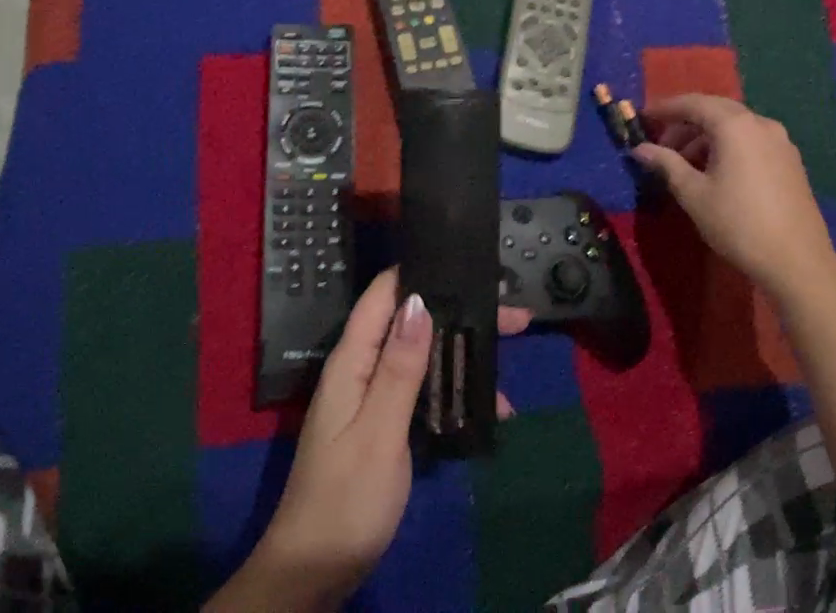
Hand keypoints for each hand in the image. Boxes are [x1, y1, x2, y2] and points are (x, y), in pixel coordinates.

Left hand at [208, 278, 534, 611]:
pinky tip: (487, 413)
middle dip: (461, 319)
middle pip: (412, 326)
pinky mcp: (384, 428)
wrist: (317, 569)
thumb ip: (399, 367)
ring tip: (507, 377)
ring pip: (423, 362)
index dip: (421, 274)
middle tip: (518, 320)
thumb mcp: (379, 430)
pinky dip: (453, 397)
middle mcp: (360, 372)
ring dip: (463, 362)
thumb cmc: (347, 498)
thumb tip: (417, 300)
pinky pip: (422, 397)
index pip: (383, 297)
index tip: (470, 265)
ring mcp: (372, 401)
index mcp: (351, 362)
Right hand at [630, 94, 835, 286]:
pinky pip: (752, 140)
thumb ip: (666, 164)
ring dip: (707, 137)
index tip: (643, 118)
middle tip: (662, 145)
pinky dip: (728, 146)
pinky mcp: (790, 161)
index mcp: (735, 126)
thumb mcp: (693, 193)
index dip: (666, 108)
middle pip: (716, 110)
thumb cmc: (737, 223)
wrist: (796, 260)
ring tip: (685, 164)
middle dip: (686, 123)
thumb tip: (640, 148)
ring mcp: (781, 141)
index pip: (694, 103)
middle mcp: (761, 124)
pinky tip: (715, 172)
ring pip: (735, 126)